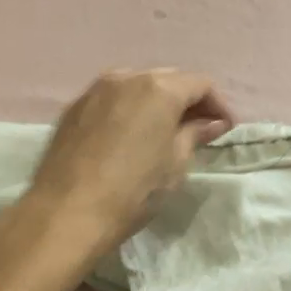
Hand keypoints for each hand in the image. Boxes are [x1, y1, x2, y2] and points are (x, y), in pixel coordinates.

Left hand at [16, 68, 233, 265]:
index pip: (200, 84)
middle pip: (167, 79)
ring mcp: (95, 90)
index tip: (224, 129)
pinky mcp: (73, 108)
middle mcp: (126, 78)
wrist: (67, 212)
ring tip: (163, 132)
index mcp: (159, 88)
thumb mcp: (175, 164)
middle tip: (198, 129)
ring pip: (136, 86)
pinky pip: (111, 100)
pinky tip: (129, 136)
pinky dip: (127, 110)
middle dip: (187, 101)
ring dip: (155, 103)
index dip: (217, 105)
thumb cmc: (133, 190)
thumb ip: (195, 134)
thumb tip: (212, 123)